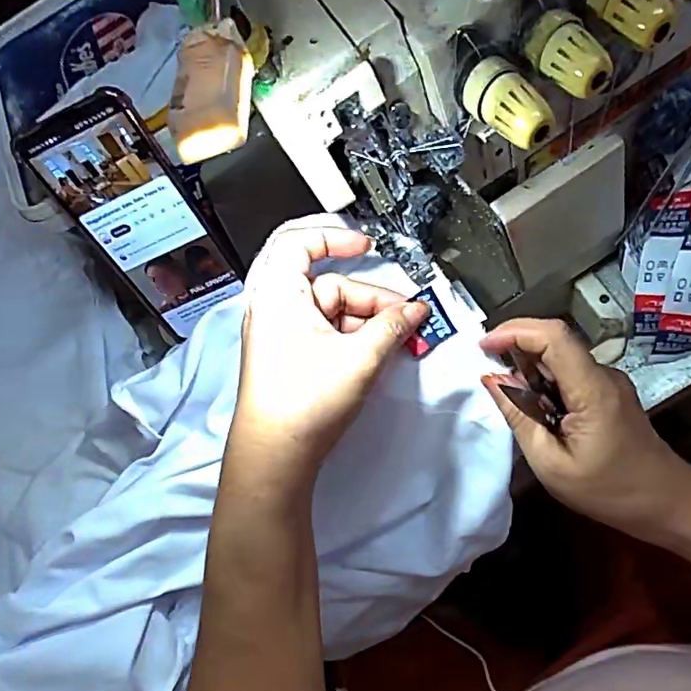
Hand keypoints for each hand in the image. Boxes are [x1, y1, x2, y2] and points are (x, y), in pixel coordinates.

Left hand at [230, 219, 430, 488]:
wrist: (276, 454)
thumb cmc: (299, 406)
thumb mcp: (360, 358)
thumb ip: (392, 327)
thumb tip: (414, 311)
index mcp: (279, 294)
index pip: (299, 241)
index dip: (334, 236)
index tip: (365, 245)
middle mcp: (276, 309)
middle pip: (330, 283)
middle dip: (372, 298)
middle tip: (404, 316)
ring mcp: (282, 334)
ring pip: (334, 311)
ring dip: (368, 322)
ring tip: (396, 342)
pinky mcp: (291, 357)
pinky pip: (329, 333)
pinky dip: (355, 338)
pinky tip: (378, 354)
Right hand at [480, 318, 690, 545]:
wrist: (667, 502)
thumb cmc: (610, 491)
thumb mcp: (552, 464)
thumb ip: (520, 417)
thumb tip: (493, 380)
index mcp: (592, 389)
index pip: (553, 336)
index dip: (514, 331)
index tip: (483, 346)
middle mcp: (603, 375)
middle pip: (555, 341)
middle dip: (516, 348)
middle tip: (487, 374)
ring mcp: (609, 382)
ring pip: (561, 359)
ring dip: (530, 370)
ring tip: (511, 401)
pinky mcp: (609, 393)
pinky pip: (571, 376)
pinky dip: (546, 384)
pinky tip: (536, 412)